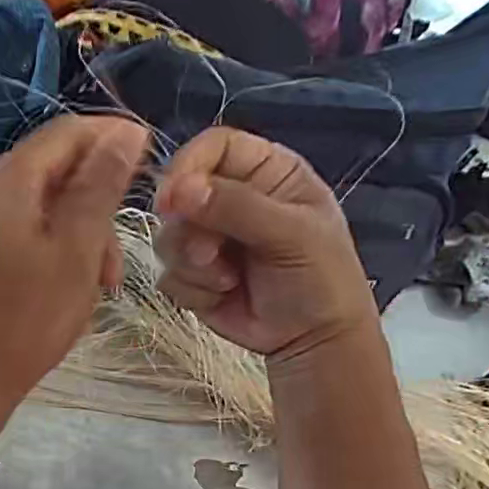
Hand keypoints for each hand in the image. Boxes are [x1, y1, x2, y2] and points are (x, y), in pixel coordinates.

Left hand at [0, 115, 148, 455]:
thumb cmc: (30, 317)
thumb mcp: (77, 250)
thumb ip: (101, 186)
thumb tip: (126, 132)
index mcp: (9, 179)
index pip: (68, 133)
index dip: (113, 139)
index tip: (151, 163)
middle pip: (57, 172)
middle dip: (98, 206)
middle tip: (117, 263)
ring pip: (44, 208)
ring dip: (81, 237)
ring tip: (99, 287)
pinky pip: (26, 234)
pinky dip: (57, 251)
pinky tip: (70, 288)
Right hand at [152, 127, 377, 361]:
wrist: (313, 341)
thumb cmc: (320, 280)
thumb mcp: (291, 234)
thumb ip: (237, 207)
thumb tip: (180, 191)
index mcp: (266, 172)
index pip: (215, 147)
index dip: (189, 167)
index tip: (173, 198)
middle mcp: (233, 200)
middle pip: (181, 195)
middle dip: (191, 230)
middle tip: (213, 255)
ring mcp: (210, 240)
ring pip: (169, 238)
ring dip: (193, 264)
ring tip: (227, 281)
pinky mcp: (195, 278)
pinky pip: (169, 275)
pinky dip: (191, 290)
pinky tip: (222, 297)